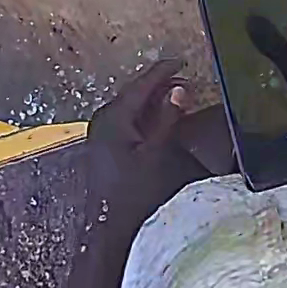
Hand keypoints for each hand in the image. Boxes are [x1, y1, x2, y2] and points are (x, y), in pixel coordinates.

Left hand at [82, 59, 201, 217]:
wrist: (110, 226)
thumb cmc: (133, 191)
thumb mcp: (157, 153)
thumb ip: (168, 118)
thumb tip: (179, 91)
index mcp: (115, 117)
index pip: (141, 85)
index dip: (162, 72)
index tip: (180, 61)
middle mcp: (105, 119)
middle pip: (135, 93)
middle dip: (159, 84)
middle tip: (183, 78)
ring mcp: (103, 132)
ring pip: (131, 105)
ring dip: (153, 98)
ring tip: (176, 94)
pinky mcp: (107, 145)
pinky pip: (128, 118)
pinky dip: (145, 112)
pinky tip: (159, 116)